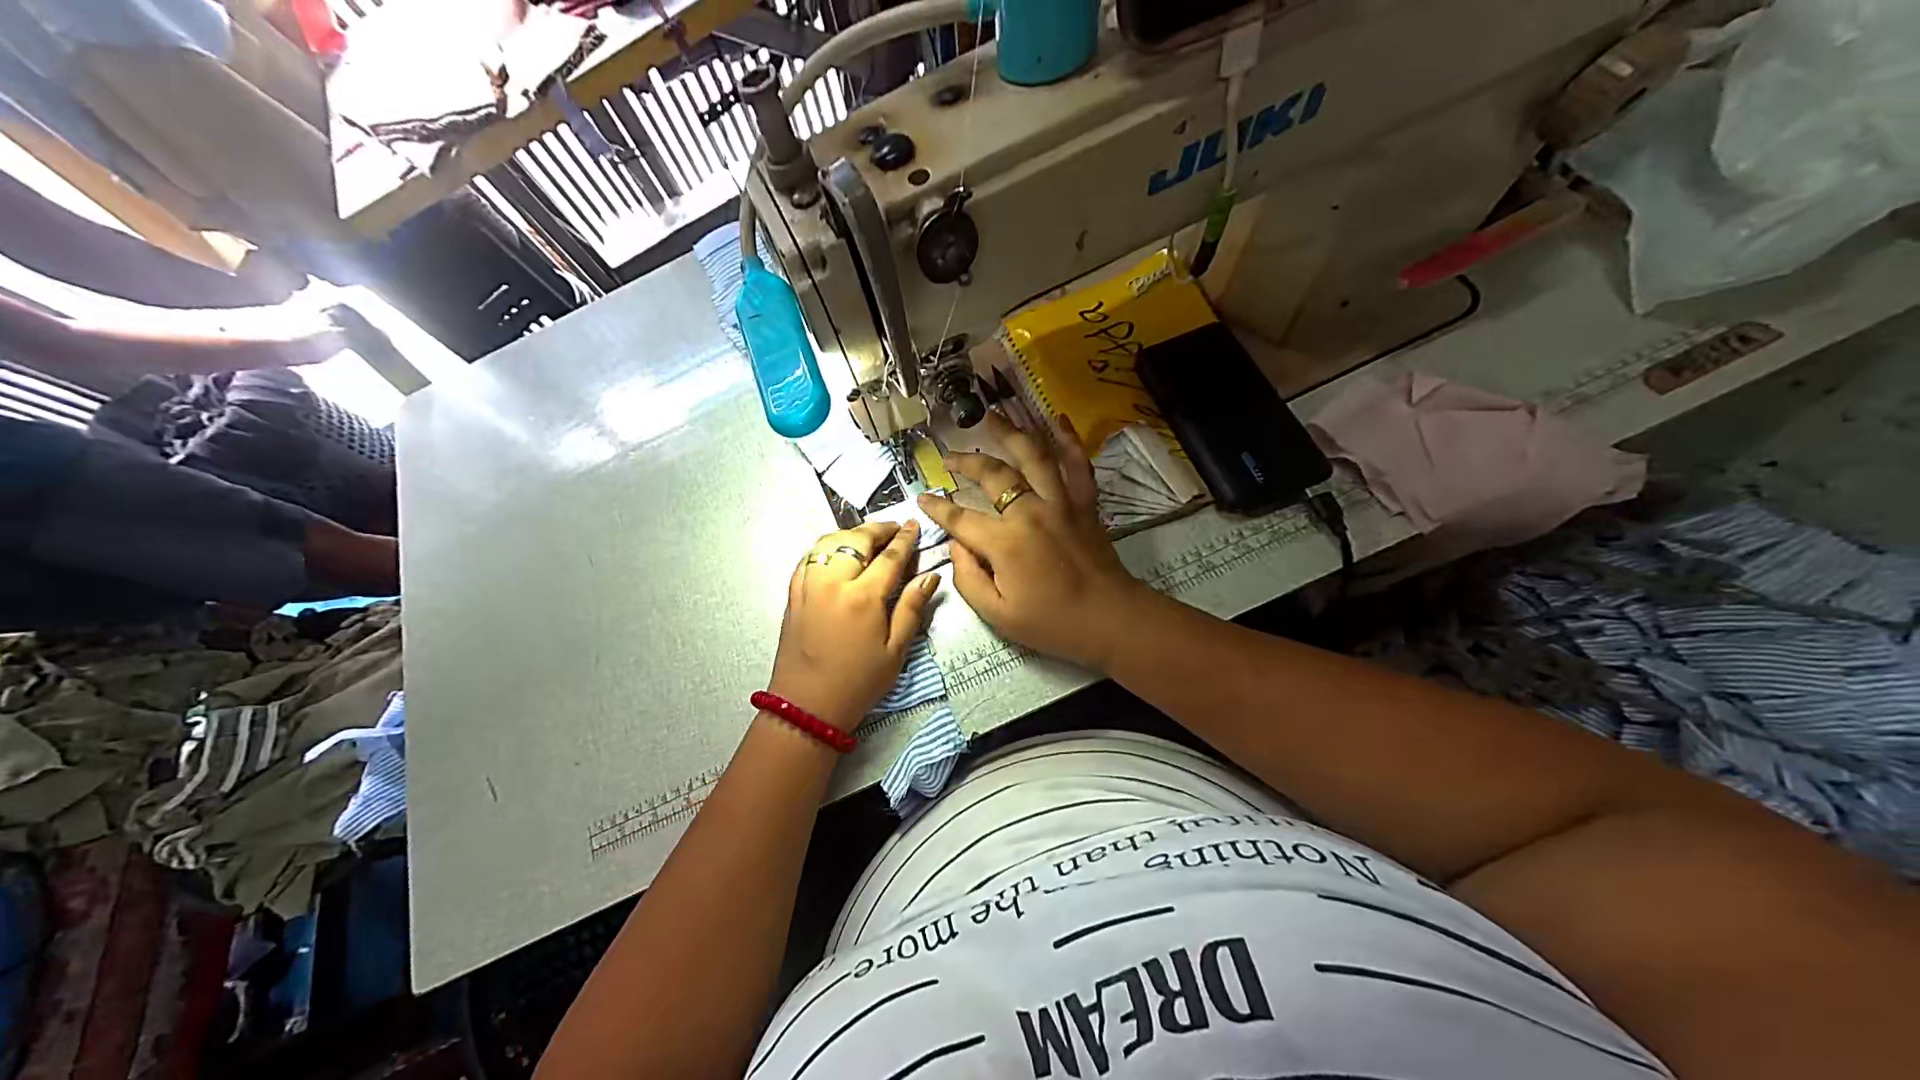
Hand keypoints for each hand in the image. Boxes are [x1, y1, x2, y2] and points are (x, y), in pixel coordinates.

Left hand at [767, 521, 939, 731]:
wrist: (807, 706)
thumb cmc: (857, 683)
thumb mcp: (896, 651)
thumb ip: (911, 608)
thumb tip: (929, 577)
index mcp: (863, 598)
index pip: (890, 556)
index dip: (905, 539)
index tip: (913, 527)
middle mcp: (833, 584)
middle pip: (856, 540)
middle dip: (878, 529)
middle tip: (894, 528)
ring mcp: (808, 586)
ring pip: (828, 542)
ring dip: (850, 534)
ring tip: (867, 537)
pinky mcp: (793, 595)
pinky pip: (808, 558)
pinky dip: (824, 548)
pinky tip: (836, 553)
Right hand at [918, 413, 1153, 670]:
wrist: (1110, 619)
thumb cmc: (1052, 623)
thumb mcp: (998, 614)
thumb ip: (969, 579)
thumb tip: (957, 547)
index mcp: (1005, 542)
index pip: (960, 518)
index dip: (937, 507)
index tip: (922, 497)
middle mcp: (1030, 512)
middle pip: (993, 475)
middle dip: (966, 462)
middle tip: (950, 457)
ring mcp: (1061, 503)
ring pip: (1033, 456)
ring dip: (1010, 433)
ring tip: (992, 416)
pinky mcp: (1085, 503)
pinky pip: (1077, 464)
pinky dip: (1068, 440)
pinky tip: (1058, 419)